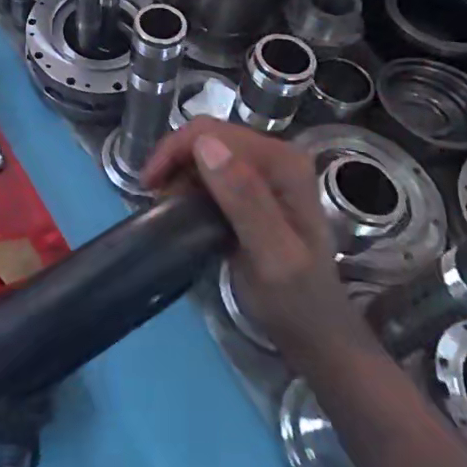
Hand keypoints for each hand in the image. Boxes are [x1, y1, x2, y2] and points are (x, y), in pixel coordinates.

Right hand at [142, 119, 360, 356]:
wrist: (317, 334)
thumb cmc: (294, 299)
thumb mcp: (271, 255)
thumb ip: (244, 199)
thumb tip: (206, 145)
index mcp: (282, 163)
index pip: (213, 132)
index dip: (174, 150)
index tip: (149, 186)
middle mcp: (276, 156)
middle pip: (208, 135)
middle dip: (173, 160)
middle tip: (154, 199)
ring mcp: (266, 170)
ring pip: (206, 149)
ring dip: (179, 172)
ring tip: (166, 207)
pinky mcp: (255, 186)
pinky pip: (212, 169)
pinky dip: (190, 183)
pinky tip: (184, 209)